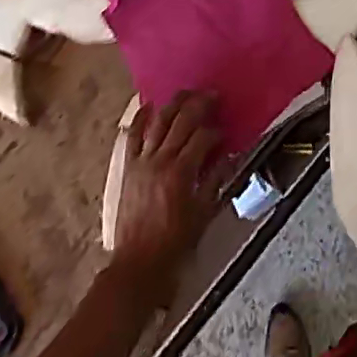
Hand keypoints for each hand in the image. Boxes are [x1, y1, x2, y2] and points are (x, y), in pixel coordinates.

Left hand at [109, 91, 228, 306]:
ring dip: (175, 104)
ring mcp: (142, 162)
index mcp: (181, 173)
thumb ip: (215, 180)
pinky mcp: (129, 167)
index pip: (203, 138)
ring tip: (188, 93)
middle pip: (182, 122)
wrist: (138, 263)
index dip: (216, 131)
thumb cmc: (175, 241)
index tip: (225, 132)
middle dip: (199, 105)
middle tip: (212, 95)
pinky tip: (150, 105)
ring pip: (159, 122)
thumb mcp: (203, 213)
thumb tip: (227, 157)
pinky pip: (133, 137)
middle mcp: (161, 161)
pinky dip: (141, 119)